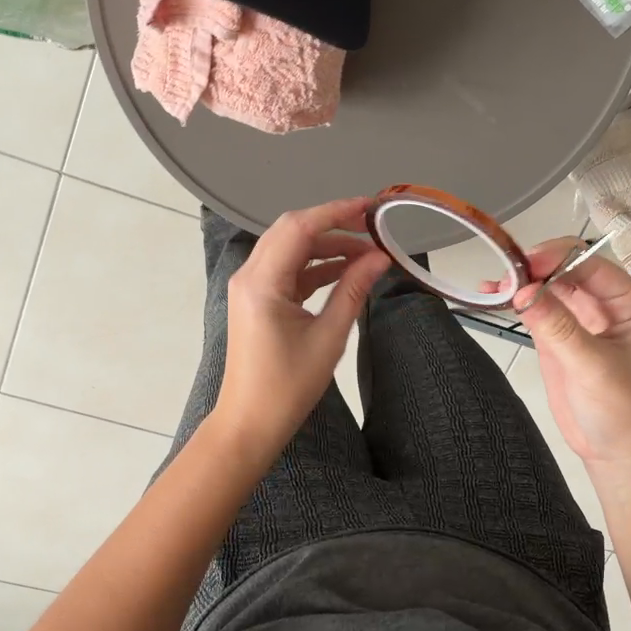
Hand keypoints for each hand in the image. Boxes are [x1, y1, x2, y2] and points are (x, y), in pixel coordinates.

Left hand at [216, 197, 390, 454]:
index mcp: (262, 282)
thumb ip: (353, 290)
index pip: (300, 228)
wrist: (250, 423)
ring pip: (290, 248)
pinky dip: (315, 266)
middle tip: (371, 226)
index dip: (337, 212)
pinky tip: (346, 271)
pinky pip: (287, 269)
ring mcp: (250, 287)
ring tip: (367, 253)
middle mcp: (250, 276)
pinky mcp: (257, 300)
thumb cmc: (287, 387)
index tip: (370, 207)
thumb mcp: (329, 338)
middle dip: (333, 224)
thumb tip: (380, 258)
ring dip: (326, 246)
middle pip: (292, 230)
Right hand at [511, 239, 630, 468]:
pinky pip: (532, 307)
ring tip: (493, 287)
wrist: (621, 453)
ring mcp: (578, 317)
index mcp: (629, 301)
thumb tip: (524, 291)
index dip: (556, 259)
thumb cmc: (626, 412)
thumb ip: (559, 327)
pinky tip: (490, 295)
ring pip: (545, 284)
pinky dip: (512, 300)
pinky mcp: (556, 334)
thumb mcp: (594, 367)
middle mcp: (604, 302)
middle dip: (534, 268)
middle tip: (505, 278)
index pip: (588, 263)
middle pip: (564, 267)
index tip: (525, 266)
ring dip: (519, 281)